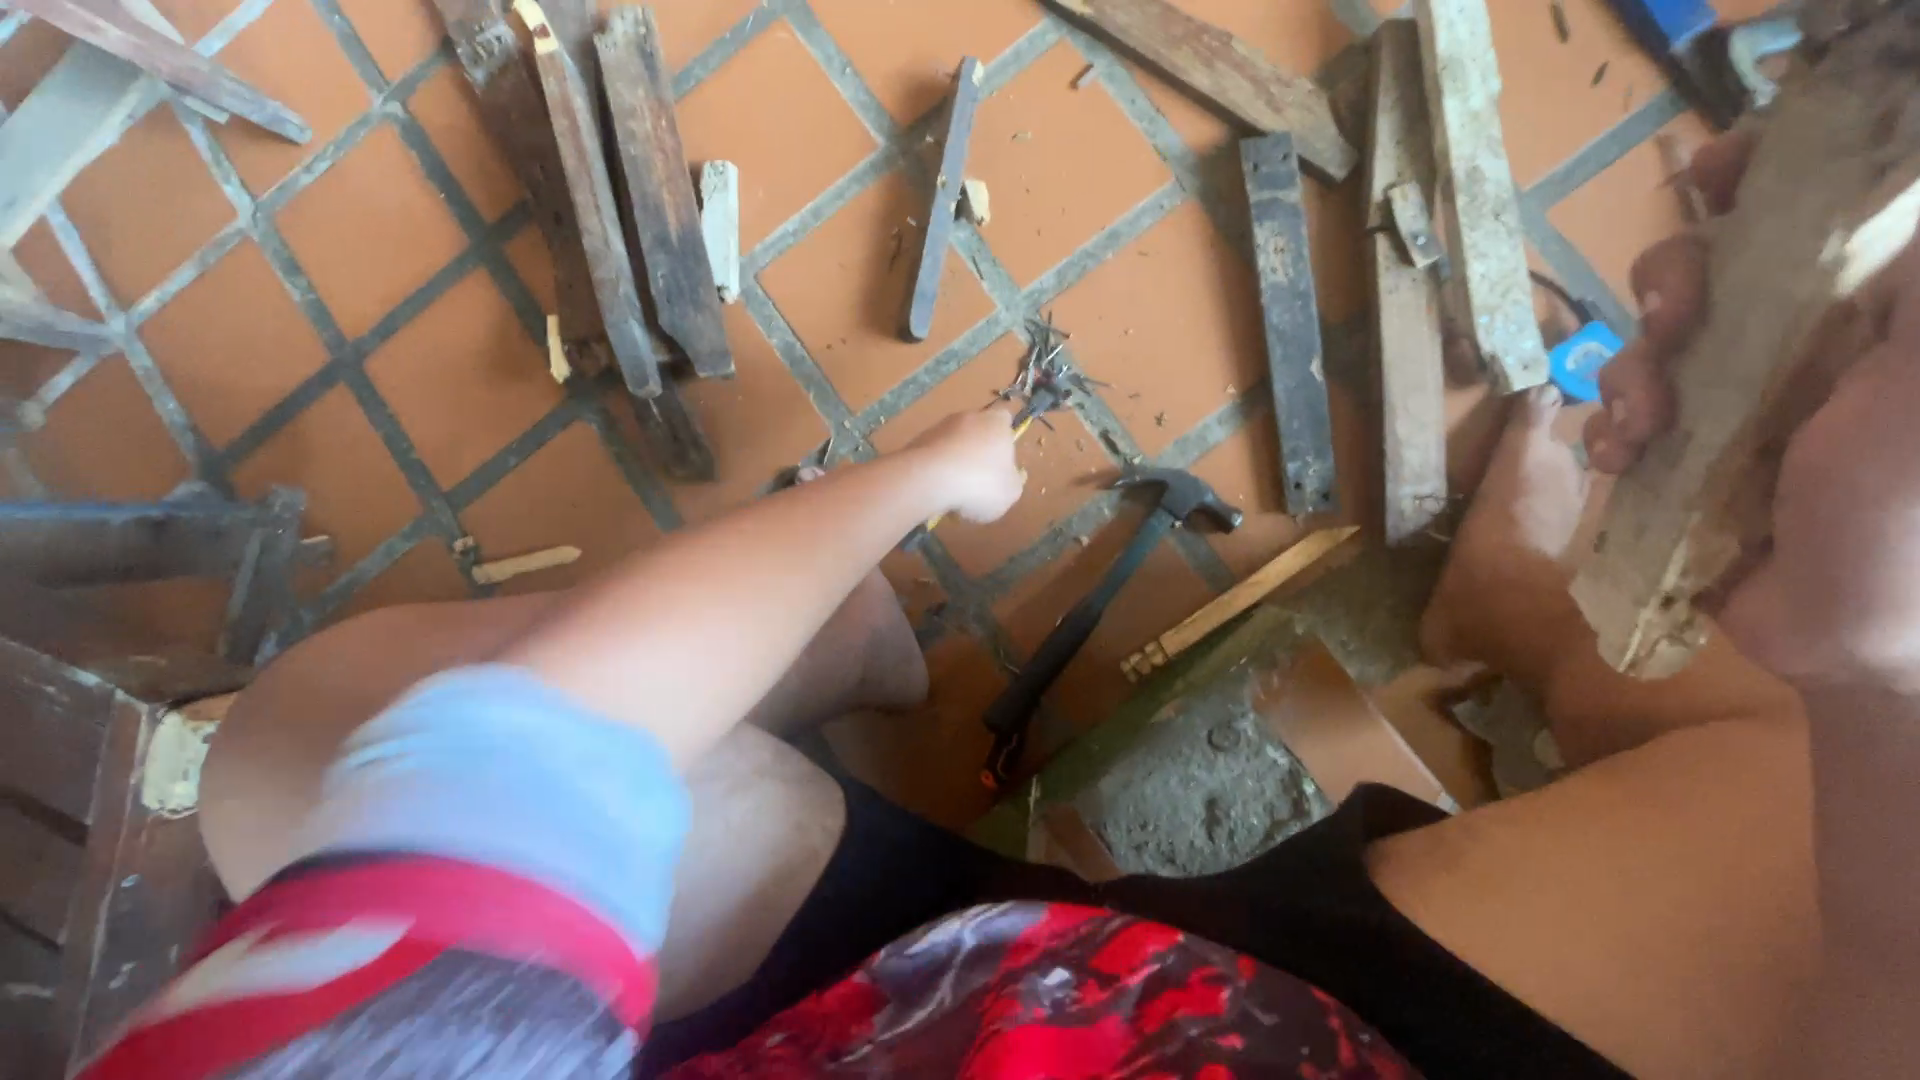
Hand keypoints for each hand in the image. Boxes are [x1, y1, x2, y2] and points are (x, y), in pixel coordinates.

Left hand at [907, 404, 1026, 522]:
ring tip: (953, 492)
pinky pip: (932, 455)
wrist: (929, 479)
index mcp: (997, 423)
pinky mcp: (917, 440)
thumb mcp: (1010, 493)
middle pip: (977, 431)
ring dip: (954, 462)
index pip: (1005, 419)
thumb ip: (1013, 483)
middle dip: (977, 453)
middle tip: (978, 482)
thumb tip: (1011, 477)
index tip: (1002, 461)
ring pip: (952, 443)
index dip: (1005, 439)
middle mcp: (969, 417)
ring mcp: (940, 426)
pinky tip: (935, 490)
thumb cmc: (980, 483)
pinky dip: (934, 469)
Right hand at [1586, 133, 1919, 691]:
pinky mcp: (1681, 451)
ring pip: (1650, 341)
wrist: (1859, 631)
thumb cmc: (1909, 501)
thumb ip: (1900, 274)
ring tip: (1642, 427)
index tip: (1716, 169)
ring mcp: (1734, 398)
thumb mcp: (1918, 374)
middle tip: (1672, 318)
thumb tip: (1874, 184)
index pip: (1816, 209)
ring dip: (1629, 374)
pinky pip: (1620, 414)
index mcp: (1870, 307)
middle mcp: (1803, 337)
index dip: (1764, 173)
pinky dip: (1610, 431)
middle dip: (1672, 284)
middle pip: (1712, 264)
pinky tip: (1622, 461)